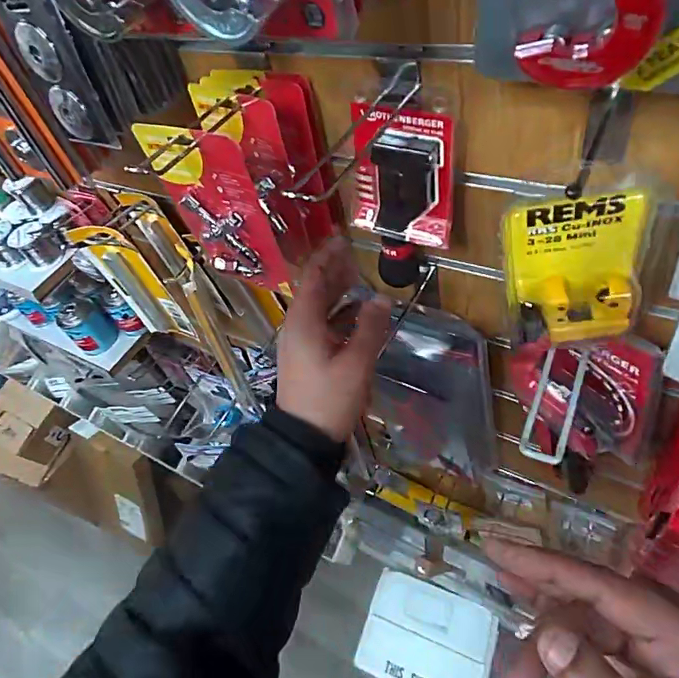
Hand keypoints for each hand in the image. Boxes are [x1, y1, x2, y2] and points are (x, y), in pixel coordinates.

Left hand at [276, 241, 391, 440]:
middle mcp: (297, 326)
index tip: (342, 238)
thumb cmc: (329, 398)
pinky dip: (337, 313)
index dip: (327, 256)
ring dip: (336, 292)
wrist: (303, 438)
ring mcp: (299, 342)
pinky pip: (320, 324)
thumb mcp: (355, 363)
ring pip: (318, 308)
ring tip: (359, 279)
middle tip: (354, 254)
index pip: (313, 278)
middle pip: (314, 290)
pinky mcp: (305, 356)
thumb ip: (369, 328)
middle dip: (333, 271)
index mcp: (304, 322)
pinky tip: (357, 314)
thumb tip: (381, 299)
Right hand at [484, 540, 678, 677]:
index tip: (500, 550)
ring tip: (513, 673)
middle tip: (491, 577)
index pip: (607, 590)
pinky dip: (559, 648)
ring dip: (546, 638)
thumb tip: (547, 637)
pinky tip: (532, 650)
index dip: (550, 566)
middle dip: (542, 599)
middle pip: (593, 598)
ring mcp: (657, 647)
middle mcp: (671, 631)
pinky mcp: (643, 666)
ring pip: (587, 619)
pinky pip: (592, 641)